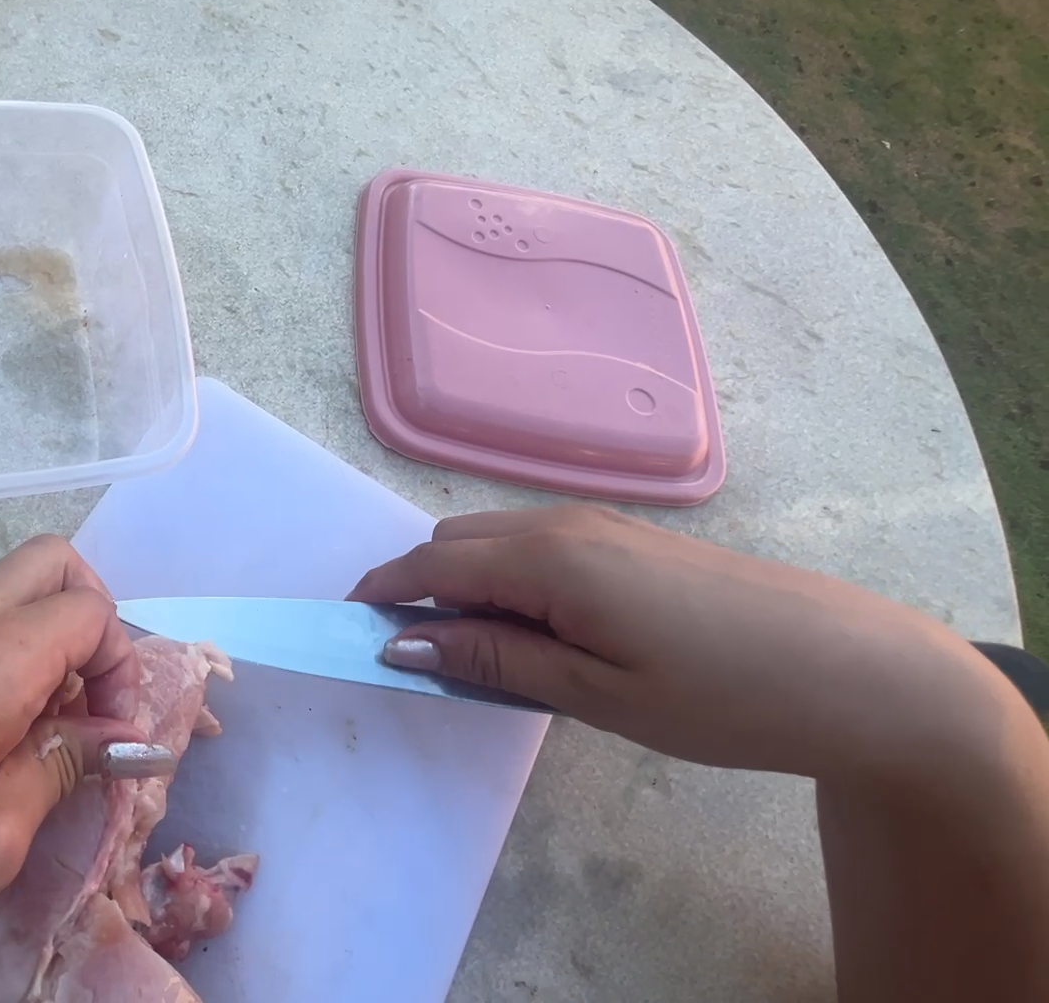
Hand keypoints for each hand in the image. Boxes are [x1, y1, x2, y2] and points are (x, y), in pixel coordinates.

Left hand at [0, 535, 146, 1002]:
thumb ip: (62, 767)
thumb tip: (110, 734)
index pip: (92, 611)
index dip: (124, 669)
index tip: (114, 740)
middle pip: (53, 562)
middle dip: (95, 620)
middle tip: (90, 704)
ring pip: (10, 588)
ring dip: (48, 638)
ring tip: (40, 733)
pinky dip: (6, 651)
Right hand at [350, 506, 1027, 786]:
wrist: (864, 674)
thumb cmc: (719, 695)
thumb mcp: (593, 692)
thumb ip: (489, 659)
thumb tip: (401, 644)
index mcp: (548, 560)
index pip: (431, 565)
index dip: (383, 591)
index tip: (352, 626)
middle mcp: (560, 523)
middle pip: (451, 541)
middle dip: (419, 585)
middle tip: (430, 651)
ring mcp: (595, 521)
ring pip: (489, 536)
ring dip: (462, 578)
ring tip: (486, 643)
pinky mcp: (622, 532)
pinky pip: (529, 540)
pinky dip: (502, 572)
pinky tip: (538, 621)